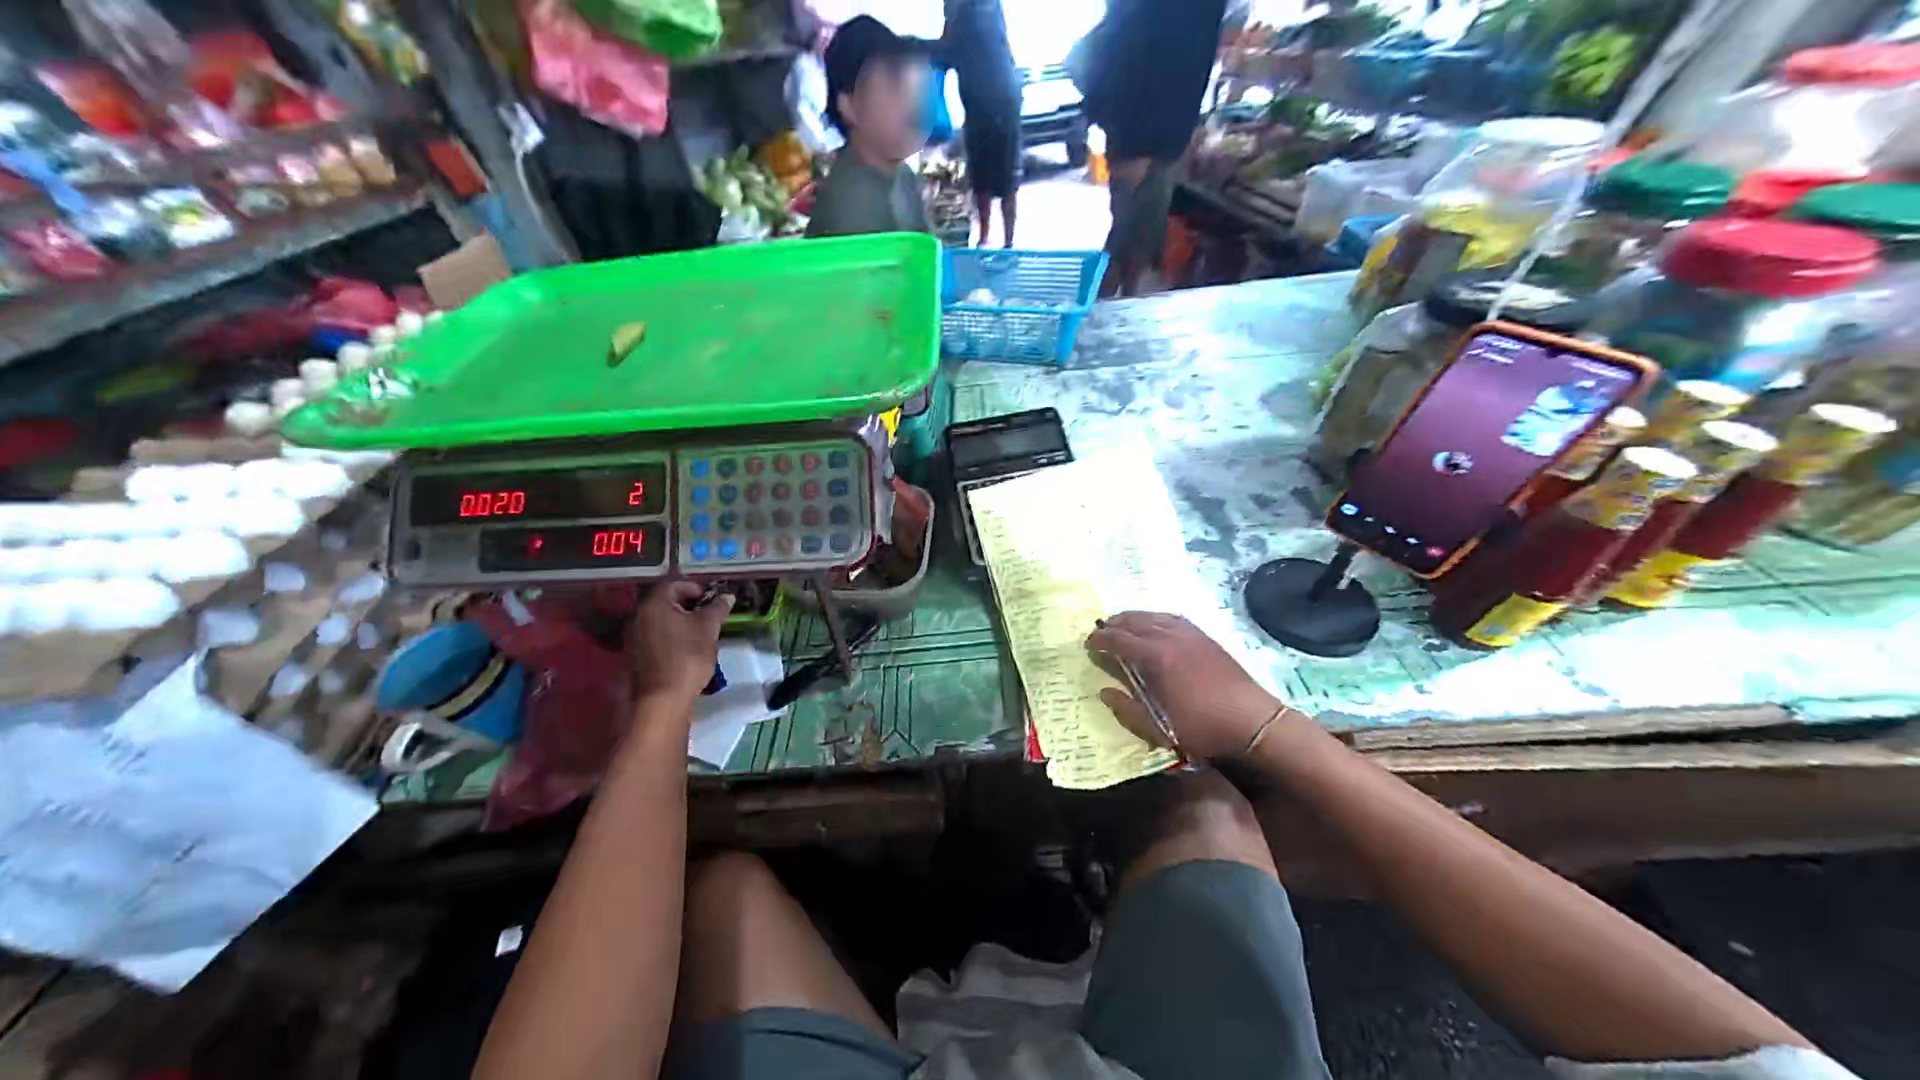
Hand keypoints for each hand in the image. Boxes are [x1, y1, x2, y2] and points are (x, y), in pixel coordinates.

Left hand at [628, 581, 733, 703]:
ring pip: (659, 620)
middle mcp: (638, 616)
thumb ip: (717, 609)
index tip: (711, 600)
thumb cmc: (687, 656)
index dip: (695, 588)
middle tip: (708, 616)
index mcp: (654, 604)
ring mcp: (633, 636)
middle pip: (664, 602)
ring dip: (678, 622)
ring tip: (699, 633)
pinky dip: (669, 636)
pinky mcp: (634, 655)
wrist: (663, 698)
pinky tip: (684, 648)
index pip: (673, 584)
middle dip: (687, 605)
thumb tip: (727, 597)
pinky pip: (654, 636)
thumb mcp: (708, 629)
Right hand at [1086, 612, 1298, 760]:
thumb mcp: (1158, 728)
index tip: (1088, 643)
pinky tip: (1154, 626)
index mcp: (1155, 657)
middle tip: (1100, 632)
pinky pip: (1173, 619)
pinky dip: (1155, 618)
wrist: (1253, 722)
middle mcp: (1170, 637)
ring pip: (1154, 616)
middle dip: (1114, 624)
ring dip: (1134, 618)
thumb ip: (1126, 709)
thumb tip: (1104, 691)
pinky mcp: (1205, 637)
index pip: (1118, 639)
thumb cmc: (1202, 728)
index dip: (1100, 639)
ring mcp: (1190, 634)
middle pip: (1134, 621)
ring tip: (1123, 625)